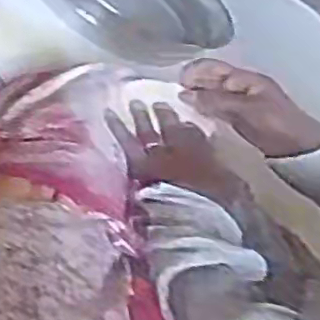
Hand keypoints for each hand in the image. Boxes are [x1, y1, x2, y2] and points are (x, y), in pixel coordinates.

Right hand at [106, 100, 243, 203]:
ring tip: (161, 105)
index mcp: (141, 166)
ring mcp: (186, 155)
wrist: (202, 217)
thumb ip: (132, 186)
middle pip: (148, 131)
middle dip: (142, 116)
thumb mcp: (139, 198)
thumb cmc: (164, 212)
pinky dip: (195, 129)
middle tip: (136, 102)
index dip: (117, 126)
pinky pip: (201, 138)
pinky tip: (192, 123)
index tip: (109, 111)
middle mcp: (160, 156)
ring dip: (167, 117)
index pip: (125, 140)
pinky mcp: (210, 160)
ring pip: (173, 130)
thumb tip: (122, 178)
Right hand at [180, 59, 319, 157]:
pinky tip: (195, 118)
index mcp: (245, 79)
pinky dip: (201, 110)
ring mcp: (239, 102)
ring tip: (182, 111)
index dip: (191, 73)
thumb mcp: (247, 110)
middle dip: (189, 86)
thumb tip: (183, 93)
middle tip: (175, 102)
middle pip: (206, 79)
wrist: (306, 154)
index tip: (177, 88)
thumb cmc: (279, 127)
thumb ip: (215, 100)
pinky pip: (212, 107)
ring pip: (207, 94)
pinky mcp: (237, 116)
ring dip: (193, 99)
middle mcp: (240, 86)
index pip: (209, 66)